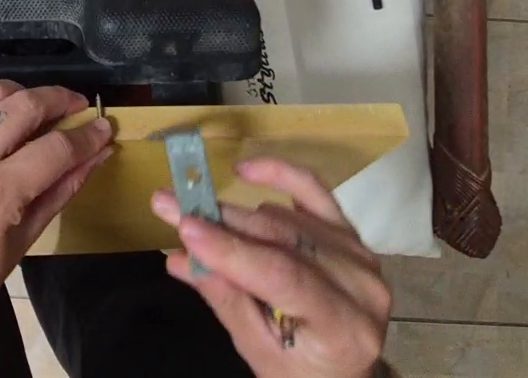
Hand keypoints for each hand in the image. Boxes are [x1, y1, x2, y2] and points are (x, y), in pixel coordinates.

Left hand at [0, 79, 114, 353]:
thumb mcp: (26, 239)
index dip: (87, 135)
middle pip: (23, 106)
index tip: (103, 126)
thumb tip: (98, 152)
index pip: (55, 149)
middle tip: (74, 104)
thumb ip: (63, 188)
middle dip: (59, 99)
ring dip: (18, 93)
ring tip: (31, 107)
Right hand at [151, 157, 390, 377]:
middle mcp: (360, 285)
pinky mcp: (349, 231)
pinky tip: (243, 170)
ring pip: (283, 217)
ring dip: (236, 214)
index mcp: (344, 328)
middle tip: (167, 203)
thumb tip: (179, 257)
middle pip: (280, 239)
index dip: (232, 249)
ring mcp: (358, 253)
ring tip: (197, 215)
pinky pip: (311, 189)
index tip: (184, 226)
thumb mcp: (260, 353)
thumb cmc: (300, 370)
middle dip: (219, 221)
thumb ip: (226, 300)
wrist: (344, 370)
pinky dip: (277, 173)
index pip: (284, 277)